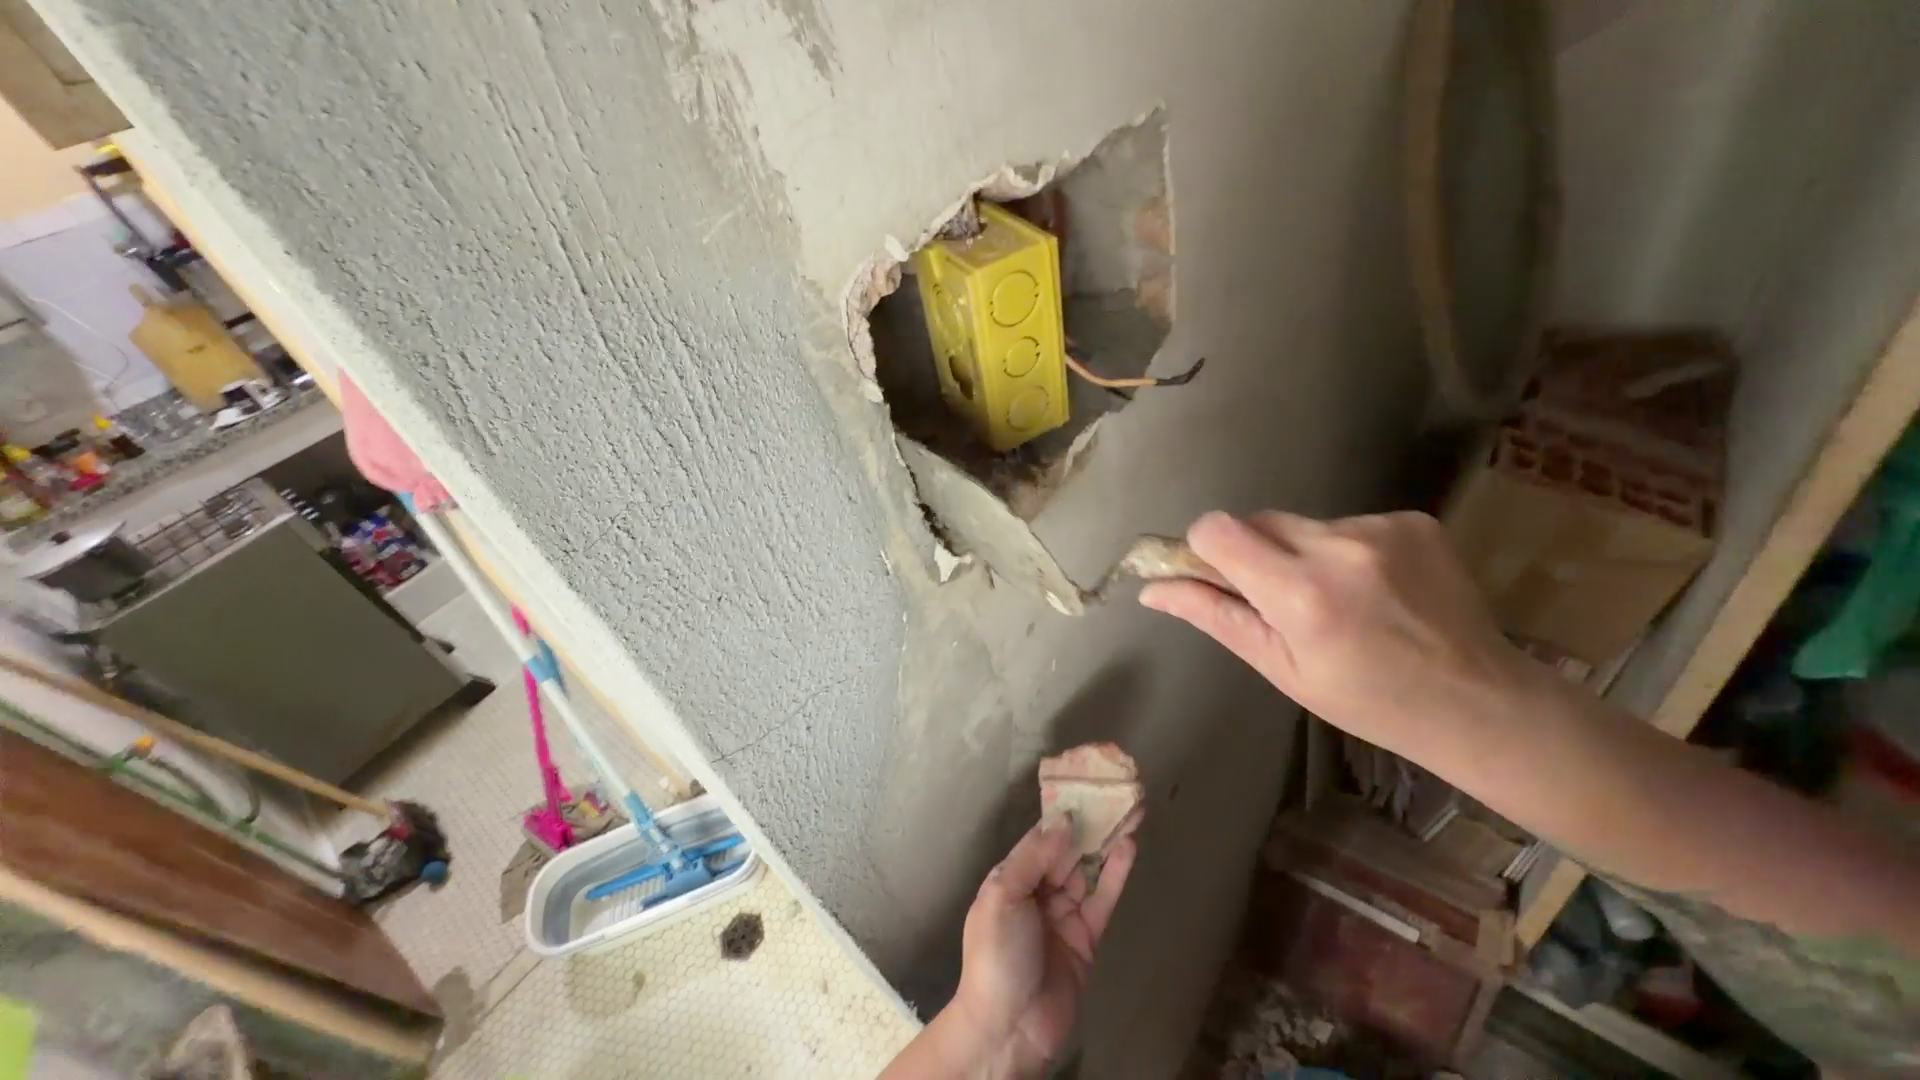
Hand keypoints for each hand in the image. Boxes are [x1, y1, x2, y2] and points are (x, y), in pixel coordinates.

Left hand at [946, 817, 1137, 1076]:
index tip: (1085, 787)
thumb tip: (1061, 820)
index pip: (1039, 838)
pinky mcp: (1086, 939)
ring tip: (1131, 811)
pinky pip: (1102, 899)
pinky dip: (1115, 874)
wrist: (1008, 1029)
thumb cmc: (997, 956)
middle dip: (1090, 824)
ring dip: (1107, 843)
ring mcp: (1063, 916)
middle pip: (1067, 852)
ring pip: (1089, 871)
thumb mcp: (1004, 896)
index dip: (1062, 814)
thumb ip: (1033, 856)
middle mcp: (1037, 892)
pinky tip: (1128, 847)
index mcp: (1010, 879)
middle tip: (1116, 794)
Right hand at [1139, 510, 1532, 761]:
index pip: (1216, 529)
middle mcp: (1338, 546)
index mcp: (1299, 593)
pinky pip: (1349, 523)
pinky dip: (1346, 550)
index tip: (1219, 578)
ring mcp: (1381, 527)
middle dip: (1254, 553)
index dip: (1205, 549)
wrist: (1476, 699)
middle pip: (1258, 520)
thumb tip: (1152, 588)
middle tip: (1281, 600)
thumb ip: (1215, 617)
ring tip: (1340, 600)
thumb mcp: (1280, 668)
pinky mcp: (1413, 519)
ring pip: (1304, 523)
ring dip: (1302, 552)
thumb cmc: (1366, 699)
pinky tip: (1375, 588)